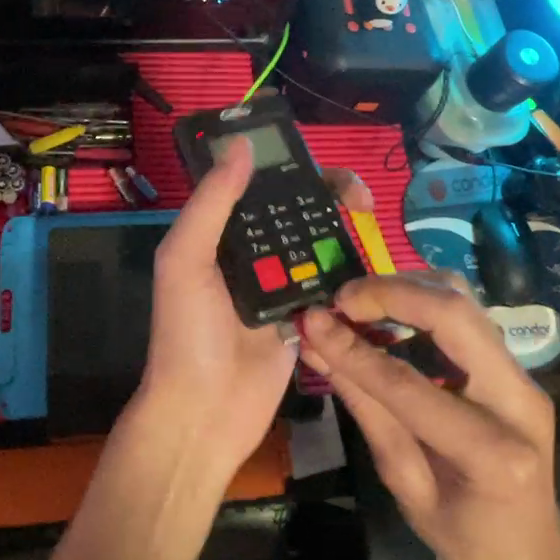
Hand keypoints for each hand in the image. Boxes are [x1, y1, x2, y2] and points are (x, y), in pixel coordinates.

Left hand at [138, 139, 375, 475]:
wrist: (204, 416)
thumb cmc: (186, 333)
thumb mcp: (185, 259)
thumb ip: (213, 202)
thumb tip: (242, 143)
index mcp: (219, 232)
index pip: (259, 183)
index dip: (290, 165)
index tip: (321, 163)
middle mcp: (251, 252)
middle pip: (297, 209)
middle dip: (330, 194)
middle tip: (361, 199)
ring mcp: (281, 285)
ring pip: (320, 244)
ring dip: (345, 230)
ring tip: (371, 226)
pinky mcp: (306, 318)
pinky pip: (333, 286)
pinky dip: (352, 274)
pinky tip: (374, 268)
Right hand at [300, 276, 559, 559]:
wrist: (532, 551)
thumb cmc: (465, 534)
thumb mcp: (406, 486)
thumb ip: (368, 412)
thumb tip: (319, 347)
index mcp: (494, 453)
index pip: (411, 386)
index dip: (355, 351)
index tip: (312, 321)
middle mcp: (520, 399)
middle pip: (455, 314)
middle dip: (391, 293)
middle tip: (341, 298)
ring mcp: (525, 375)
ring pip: (464, 300)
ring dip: (407, 287)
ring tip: (360, 300)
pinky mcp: (515, 363)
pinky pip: (466, 312)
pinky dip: (421, 299)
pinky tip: (389, 310)